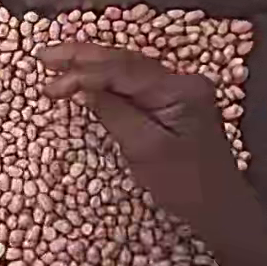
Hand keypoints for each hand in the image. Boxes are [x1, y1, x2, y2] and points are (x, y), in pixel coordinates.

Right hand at [40, 42, 264, 243]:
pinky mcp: (170, 102)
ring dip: (89, 64)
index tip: (51, 87)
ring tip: (55, 61)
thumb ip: (114, 114)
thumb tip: (81, 89)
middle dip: (81, 57)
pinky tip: (83, 76)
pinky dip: (104, 79)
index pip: (123, 71)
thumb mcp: (146, 151)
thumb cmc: (186, 185)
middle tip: (44, 56)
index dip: (82, 74)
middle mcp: (181, 81)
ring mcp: (177, 90)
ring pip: (126, 68)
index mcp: (180, 89)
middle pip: (124, 60)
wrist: (222, 209)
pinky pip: (132, 83)